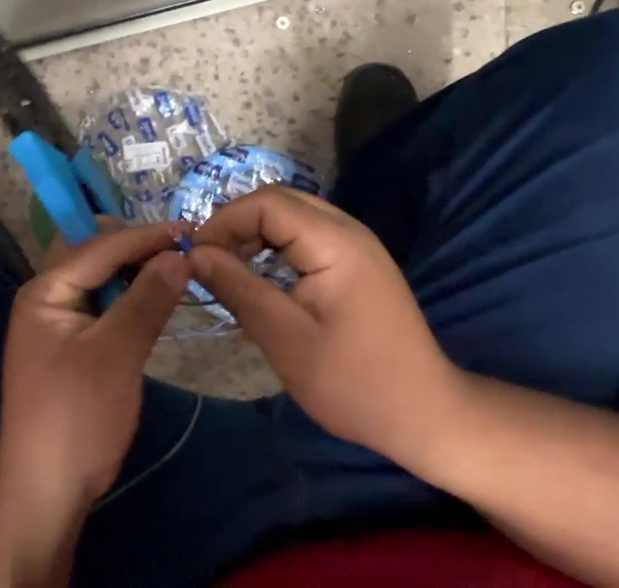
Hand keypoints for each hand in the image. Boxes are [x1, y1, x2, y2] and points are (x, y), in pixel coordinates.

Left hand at [0, 222, 188, 511]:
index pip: (99, 247)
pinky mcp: (72, 343)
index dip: (145, 236)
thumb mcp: (116, 354)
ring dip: (135, 270)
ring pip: (100, 277)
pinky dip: (130, 296)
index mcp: (44, 290)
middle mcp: (46, 296)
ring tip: (177, 268)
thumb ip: (147, 299)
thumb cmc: (77, 417)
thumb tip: (181, 254)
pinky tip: (158, 298)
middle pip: (94, 252)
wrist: (47, 489)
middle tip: (183, 248)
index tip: (190, 229)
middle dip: (136, 245)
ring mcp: (57, 320)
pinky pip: (103, 303)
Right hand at [188, 188, 464, 467]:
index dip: (223, 223)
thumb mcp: (285, 339)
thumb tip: (193, 254)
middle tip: (206, 263)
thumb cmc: (354, 383)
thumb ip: (238, 288)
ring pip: (290, 216)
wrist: (425, 415)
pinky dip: (274, 247)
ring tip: (226, 271)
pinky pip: (305, 236)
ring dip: (253, 235)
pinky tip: (259, 278)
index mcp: (335, 242)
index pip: (265, 203)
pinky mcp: (356, 263)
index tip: (194, 259)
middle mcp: (348, 230)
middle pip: (278, 202)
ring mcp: (356, 245)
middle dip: (235, 225)